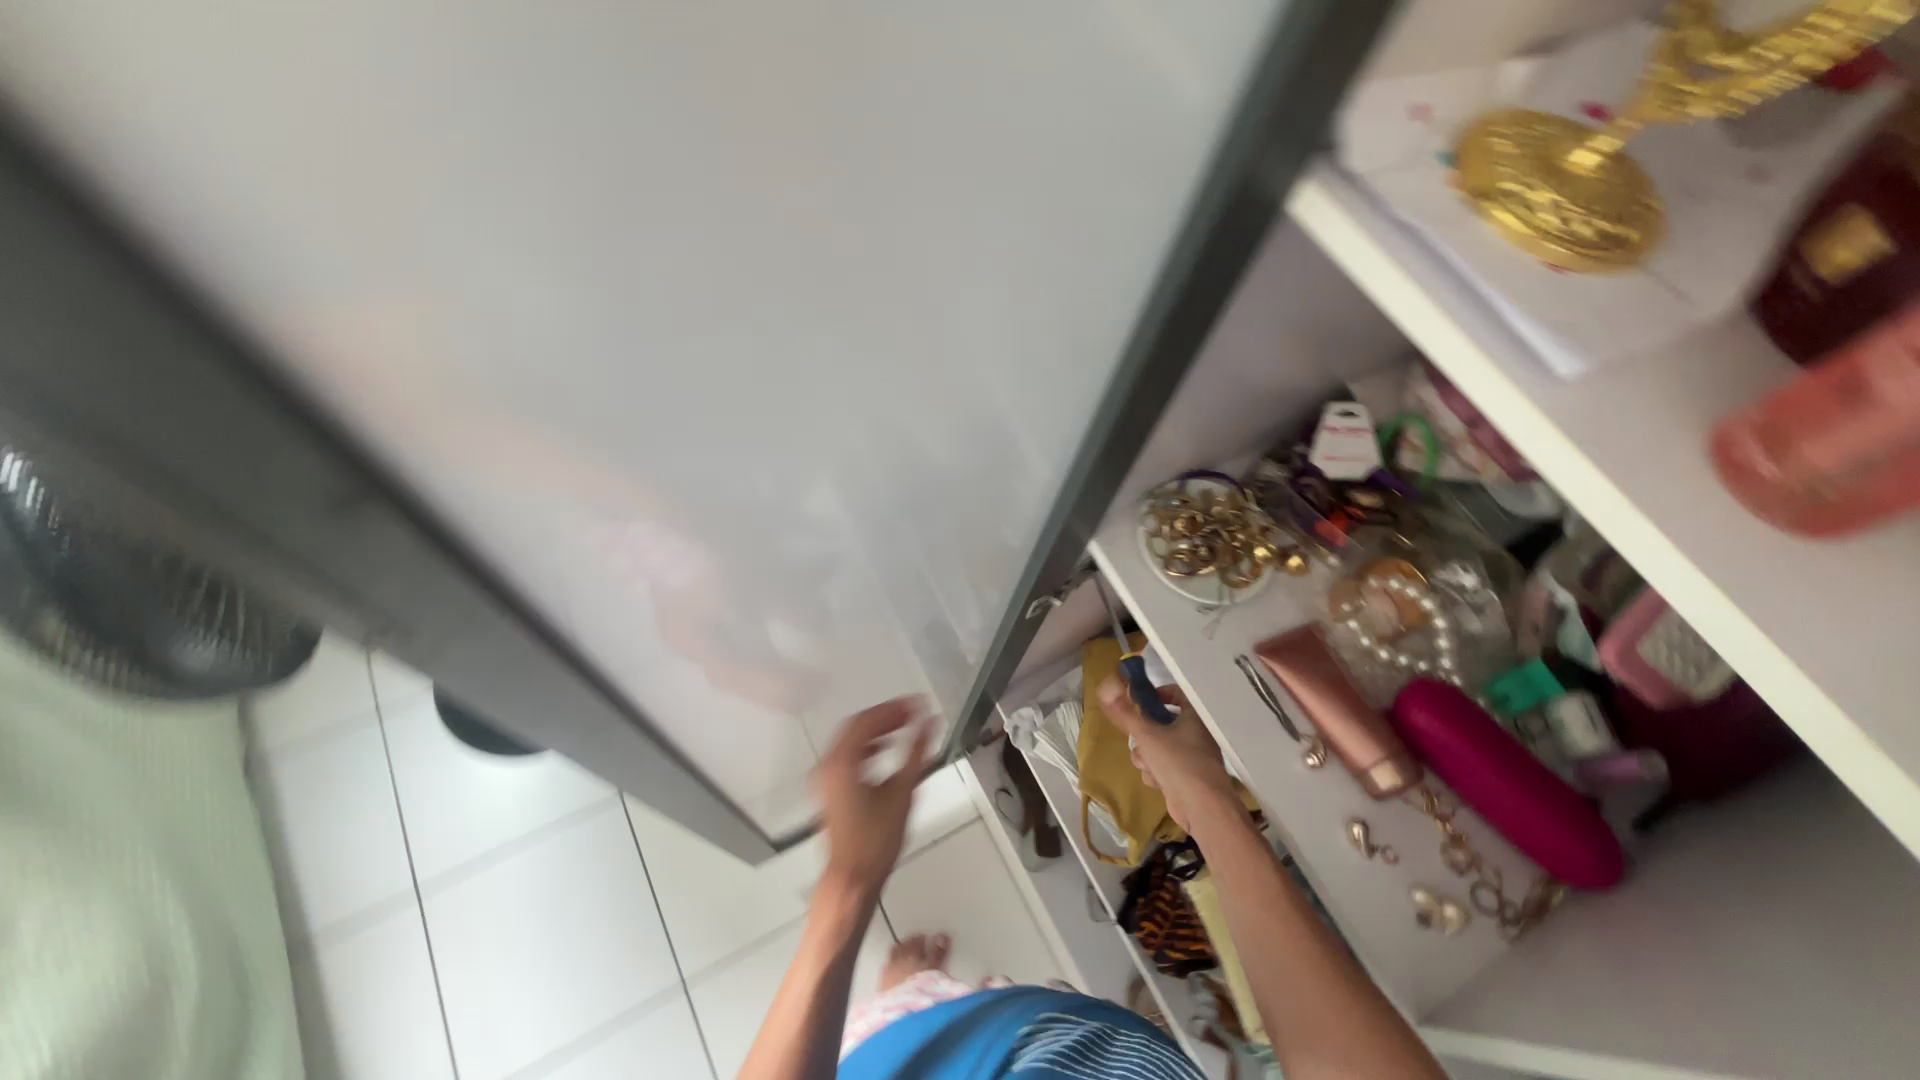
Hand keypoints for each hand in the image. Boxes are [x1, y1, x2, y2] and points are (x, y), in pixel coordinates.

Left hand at [815, 697, 931, 901]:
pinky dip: (867, 746)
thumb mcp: (903, 792)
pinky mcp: (830, 789)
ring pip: (851, 740)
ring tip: (905, 726)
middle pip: (856, 726)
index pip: (867, 721)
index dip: (894, 708)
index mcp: (842, 762)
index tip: (918, 704)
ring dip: (877, 730)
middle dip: (886, 716)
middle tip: (914, 712)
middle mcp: (829, 765)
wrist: (853, 877)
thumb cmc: (877, 840)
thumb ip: (917, 752)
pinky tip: (886, 749)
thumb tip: (931, 722)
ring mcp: (826, 778)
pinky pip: (847, 755)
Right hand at [1096, 676, 1241, 834]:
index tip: (1138, 702)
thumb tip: (1106, 687)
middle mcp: (1196, 734)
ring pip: (1158, 747)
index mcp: (1194, 717)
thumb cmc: (1178, 763)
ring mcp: (1192, 757)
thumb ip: (1125, 712)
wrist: (1202, 808)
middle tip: (1138, 740)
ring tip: (1149, 765)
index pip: (1176, 694)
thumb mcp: (1147, 735)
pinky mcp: (1185, 777)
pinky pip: (1163, 767)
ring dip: (1147, 757)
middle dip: (1144, 735)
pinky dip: (1157, 773)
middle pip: (1161, 724)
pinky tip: (1158, 782)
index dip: (1156, 695)